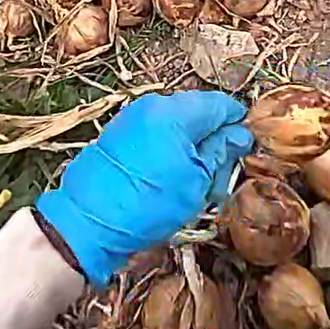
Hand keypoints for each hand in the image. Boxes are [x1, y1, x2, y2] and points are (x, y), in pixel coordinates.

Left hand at [35, 91, 253, 284]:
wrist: (85, 225)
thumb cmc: (146, 204)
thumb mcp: (196, 182)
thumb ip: (221, 151)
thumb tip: (240, 135)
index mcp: (175, 111)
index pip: (221, 104)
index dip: (238, 125)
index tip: (245, 148)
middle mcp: (153, 105)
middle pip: (200, 111)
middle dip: (215, 138)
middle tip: (222, 175)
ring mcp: (134, 117)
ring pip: (179, 123)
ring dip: (193, 146)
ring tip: (196, 182)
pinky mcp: (120, 132)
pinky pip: (157, 131)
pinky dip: (171, 148)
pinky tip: (172, 178)